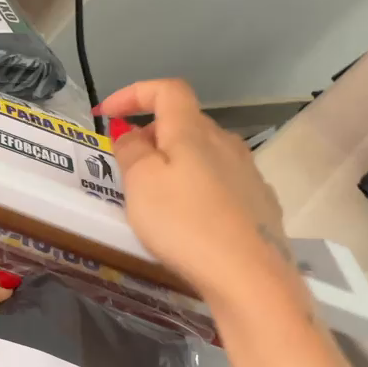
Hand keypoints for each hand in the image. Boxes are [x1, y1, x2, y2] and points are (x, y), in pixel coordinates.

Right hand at [98, 80, 298, 306]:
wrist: (250, 277)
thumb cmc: (184, 224)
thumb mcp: (141, 184)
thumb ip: (131, 151)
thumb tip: (132, 133)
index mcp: (193, 132)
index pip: (167, 90)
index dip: (133, 93)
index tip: (107, 114)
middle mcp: (225, 143)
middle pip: (184, 122)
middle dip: (150, 134)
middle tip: (125, 164)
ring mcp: (248, 173)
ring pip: (203, 152)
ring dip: (174, 161)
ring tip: (154, 194)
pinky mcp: (260, 203)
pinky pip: (220, 180)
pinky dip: (196, 185)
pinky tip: (189, 217)